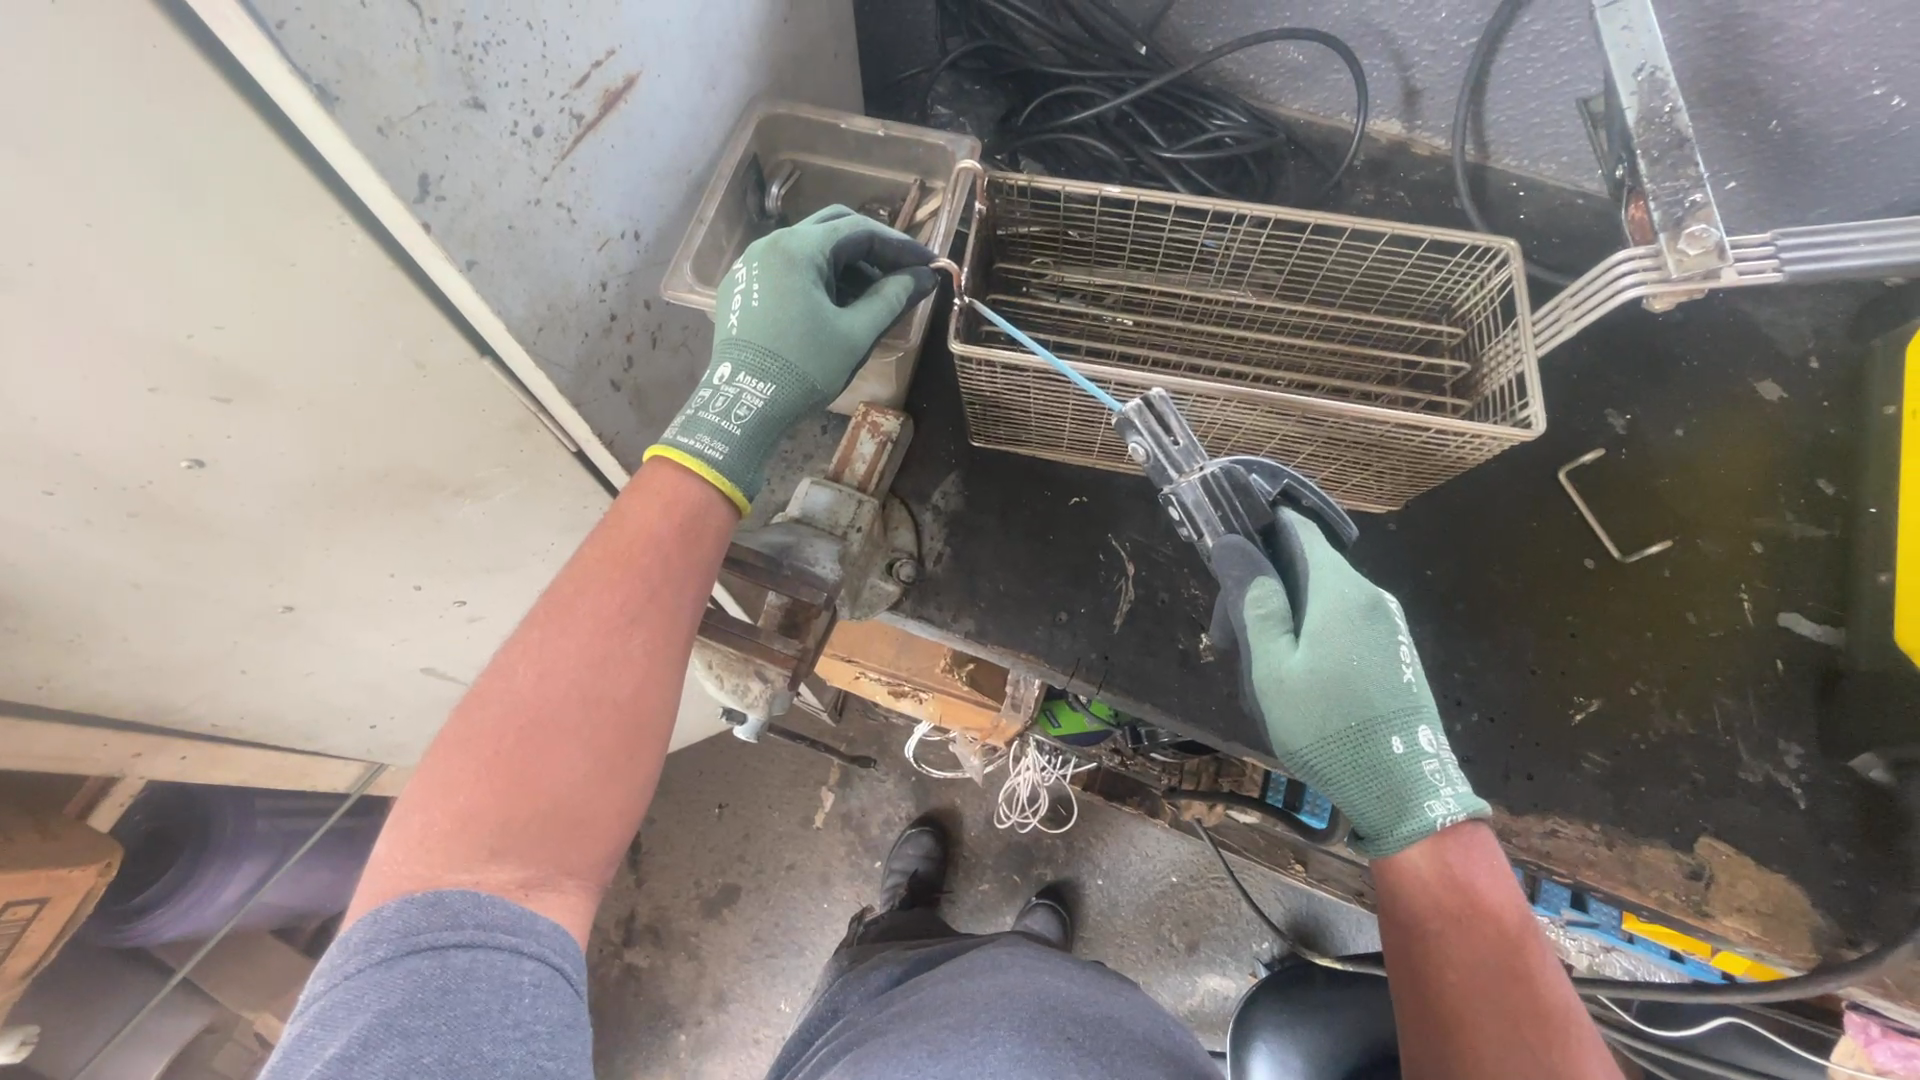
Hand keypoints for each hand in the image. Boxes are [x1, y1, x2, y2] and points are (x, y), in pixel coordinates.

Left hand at [645, 206, 937, 512]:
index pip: (860, 229)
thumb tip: (926, 277)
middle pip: (832, 228)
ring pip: (810, 249)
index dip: (900, 245)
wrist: (744, 404)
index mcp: (798, 248)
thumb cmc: (804, 369)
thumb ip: (893, 298)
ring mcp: (751, 265)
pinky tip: (837, 306)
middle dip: (873, 248)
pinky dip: (819, 278)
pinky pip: (788, 268)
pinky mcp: (742, 288)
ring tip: (875, 295)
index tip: (928, 264)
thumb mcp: (856, 334)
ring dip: (847, 265)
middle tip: (904, 272)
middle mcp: (770, 244)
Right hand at [1208, 511, 1488, 855]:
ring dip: (1279, 620)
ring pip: (1319, 599)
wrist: (1404, 792)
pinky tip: (1289, 678)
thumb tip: (1231, 543)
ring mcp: (1386, 624)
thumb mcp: (1273, 667)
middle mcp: (1370, 596)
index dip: (1257, 528)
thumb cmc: (1326, 728)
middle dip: (1258, 591)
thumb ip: (1254, 602)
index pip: (1297, 529)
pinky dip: (1306, 636)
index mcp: (1340, 590)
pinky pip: (1340, 623)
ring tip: (1254, 671)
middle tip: (1225, 641)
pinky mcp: (1393, 651)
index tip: (1221, 554)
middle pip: (1304, 567)